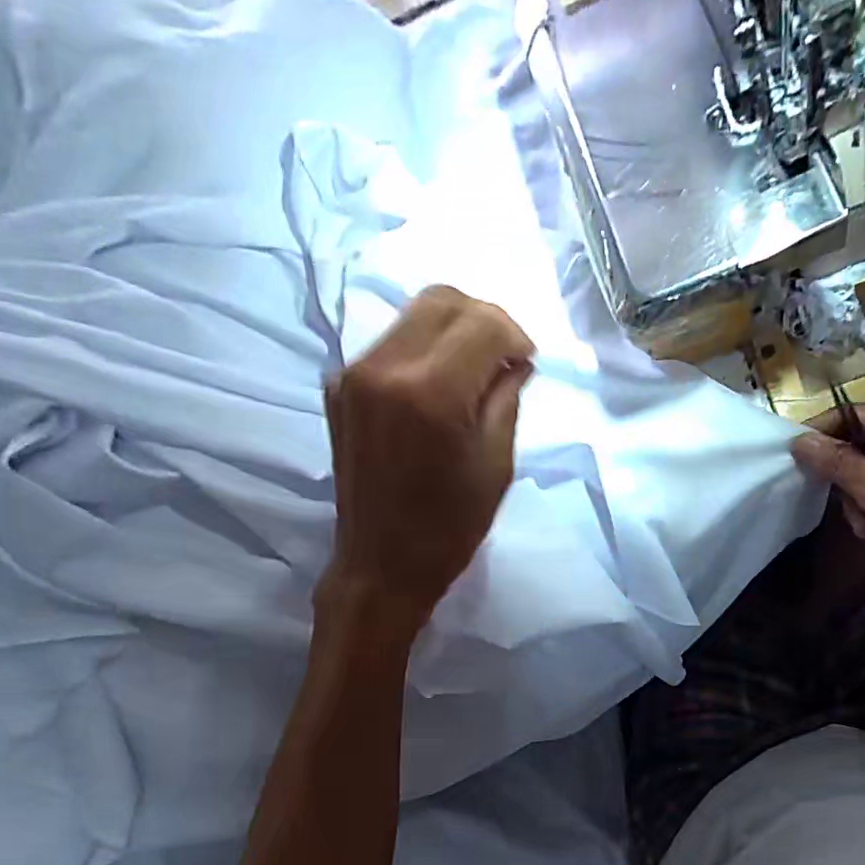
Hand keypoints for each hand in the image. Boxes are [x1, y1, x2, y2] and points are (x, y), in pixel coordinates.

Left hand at [321, 286, 535, 618]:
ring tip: (473, 369)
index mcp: (430, 392)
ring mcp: (353, 374)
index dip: (514, 335)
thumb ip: (506, 396)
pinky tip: (438, 383)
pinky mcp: (338, 387)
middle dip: (484, 320)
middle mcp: (383, 368)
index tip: (526, 362)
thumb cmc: (449, 525)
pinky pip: (391, 342)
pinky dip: (423, 348)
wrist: (380, 564)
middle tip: (503, 357)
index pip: (482, 323)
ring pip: (413, 314)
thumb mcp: (495, 462)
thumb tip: (513, 359)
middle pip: (442, 300)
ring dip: (453, 329)